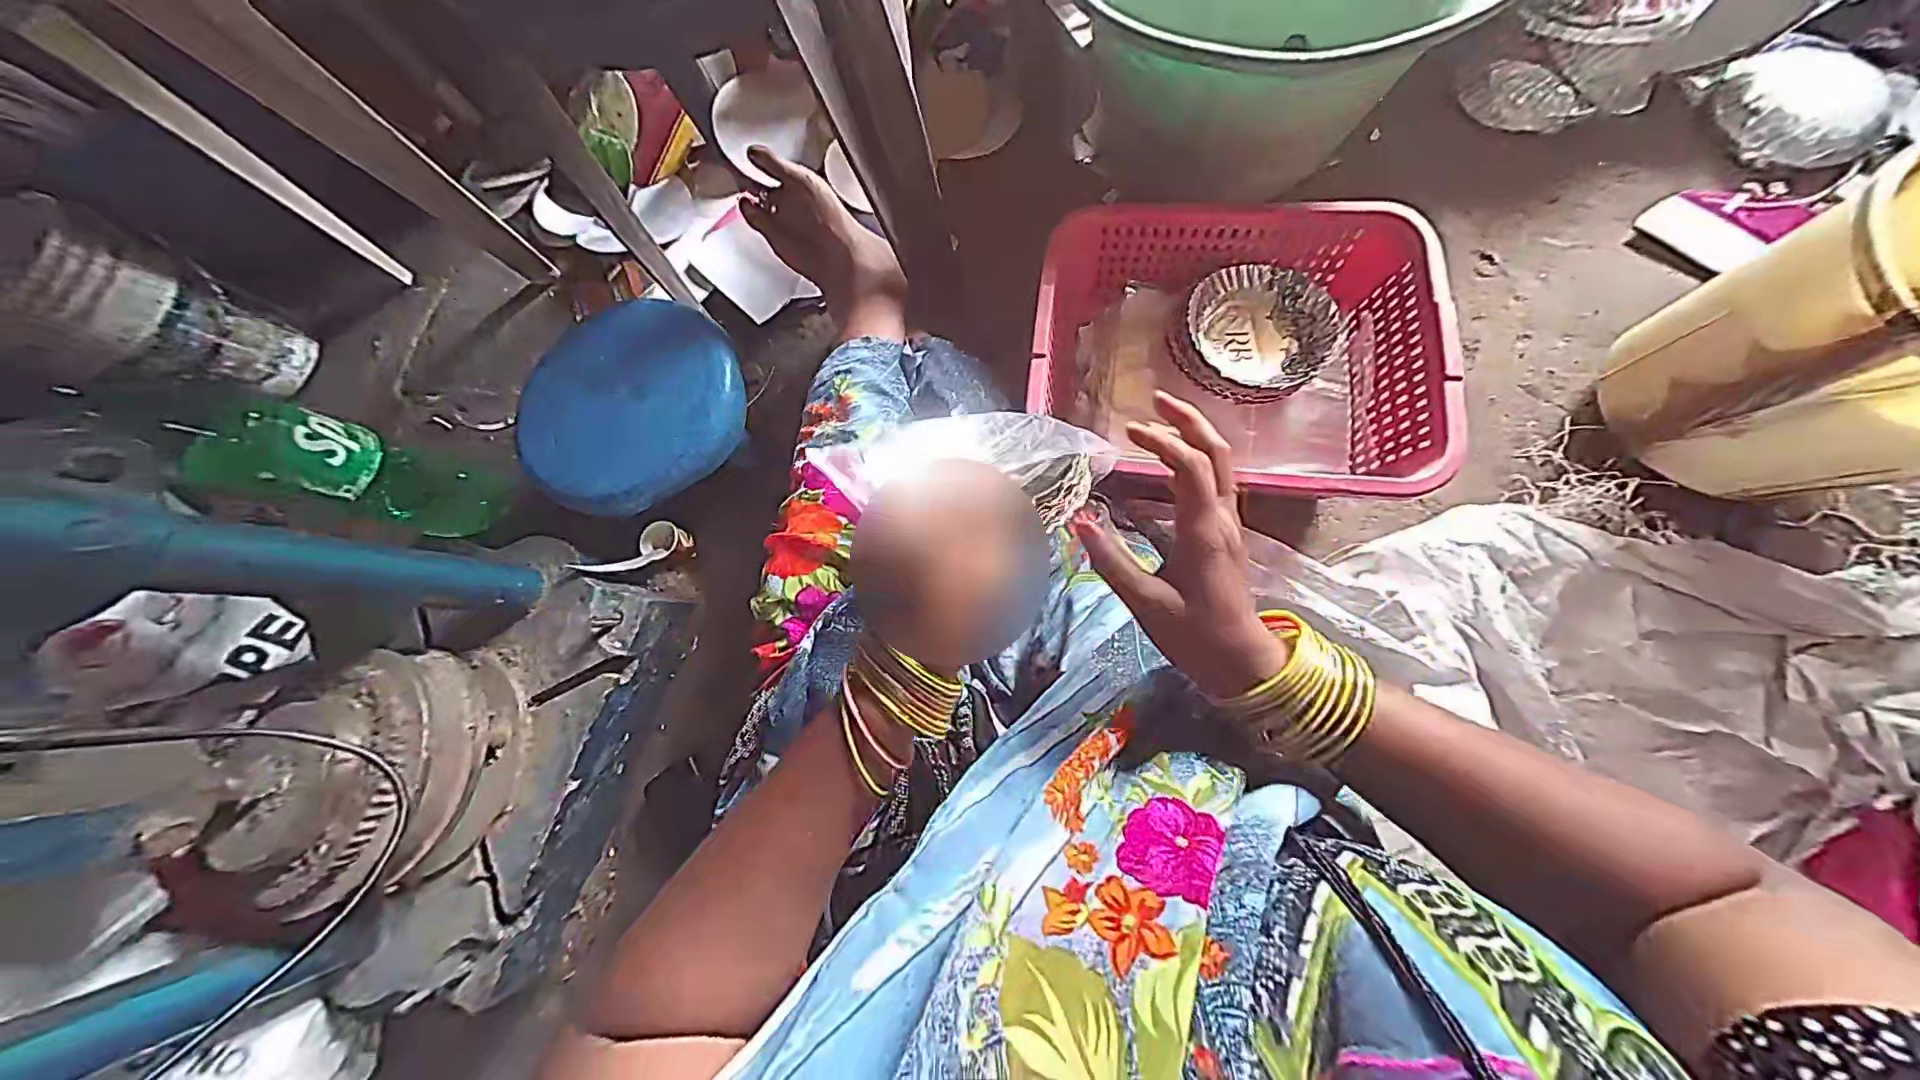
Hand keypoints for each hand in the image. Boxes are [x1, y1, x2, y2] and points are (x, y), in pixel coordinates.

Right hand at [1071, 393, 1289, 698]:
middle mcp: (1223, 519)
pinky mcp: (1226, 534)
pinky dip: (1196, 460)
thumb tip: (1079, 522)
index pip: (1190, 466)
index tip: (1130, 432)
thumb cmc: (1195, 636)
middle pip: (1217, 452)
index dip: (1162, 442)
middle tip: (1156, 401)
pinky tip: (1173, 464)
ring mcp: (1230, 525)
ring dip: (1195, 436)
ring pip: (1222, 464)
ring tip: (1163, 421)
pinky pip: (1217, 482)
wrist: (1241, 662)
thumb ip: (1111, 560)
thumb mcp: (1146, 602)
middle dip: (1189, 421)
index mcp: (1205, 531)